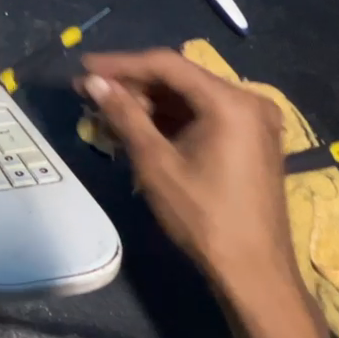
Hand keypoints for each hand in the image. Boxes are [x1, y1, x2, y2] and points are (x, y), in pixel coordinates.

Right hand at [78, 49, 338, 337]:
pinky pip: (202, 114)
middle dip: (132, 84)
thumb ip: (124, 115)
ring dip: (147, 102)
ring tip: (107, 111)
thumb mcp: (156, 163)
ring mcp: (253, 121)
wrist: (254, 274)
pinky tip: (138, 127)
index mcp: (230, 102)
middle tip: (92, 92)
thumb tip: (93, 82)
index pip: (166, 64)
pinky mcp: (250, 140)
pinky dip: (169, 118)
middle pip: (179, 78)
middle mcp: (248, 102)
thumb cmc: (203, 217)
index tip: (84, 68)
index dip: (120, 63)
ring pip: (188, 96)